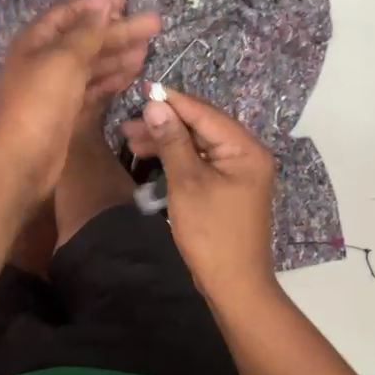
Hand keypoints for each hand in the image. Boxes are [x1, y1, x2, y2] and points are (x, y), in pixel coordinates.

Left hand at [0, 0, 159, 197]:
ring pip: (92, 63)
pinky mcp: (66, 111)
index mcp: (37, 40)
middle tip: (153, 24)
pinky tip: (132, 74)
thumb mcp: (64, 59)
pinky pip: (92, 87)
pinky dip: (111, 78)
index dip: (98, 2)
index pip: (70, 12)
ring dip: (119, 54)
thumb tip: (103, 5)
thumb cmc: (40, 102)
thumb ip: (87, 32)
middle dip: (118, 30)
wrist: (22, 159)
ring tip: (147, 49)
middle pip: (86, 37)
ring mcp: (55, 87)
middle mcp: (45, 60)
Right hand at [121, 88, 275, 294]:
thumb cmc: (211, 233)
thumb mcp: (187, 183)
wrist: (234, 284)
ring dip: (168, 141)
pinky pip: (201, 162)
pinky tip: (151, 156)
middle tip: (127, 124)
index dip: (173, 101)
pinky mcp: (229, 187)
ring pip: (199, 144)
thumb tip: (155, 105)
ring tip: (130, 140)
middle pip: (202, 126)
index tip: (142, 90)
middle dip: (165, 123)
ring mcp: (239, 172)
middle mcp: (247, 154)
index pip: (205, 113)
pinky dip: (178, 158)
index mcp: (245, 148)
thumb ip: (172, 141)